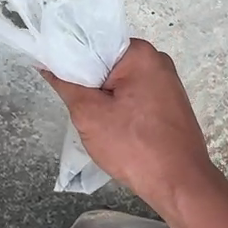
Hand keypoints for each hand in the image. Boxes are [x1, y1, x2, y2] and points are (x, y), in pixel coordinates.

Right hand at [41, 39, 224, 214]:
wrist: (180, 184)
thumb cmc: (135, 146)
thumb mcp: (89, 114)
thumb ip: (65, 84)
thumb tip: (47, 63)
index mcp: (140, 54)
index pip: (92, 43)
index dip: (69, 58)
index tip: (54, 75)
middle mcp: (157, 61)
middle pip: (106, 62)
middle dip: (87, 82)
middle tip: (75, 104)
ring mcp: (166, 83)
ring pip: (119, 81)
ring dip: (102, 98)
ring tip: (94, 119)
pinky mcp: (168, 103)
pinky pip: (133, 95)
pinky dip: (118, 107)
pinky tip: (113, 127)